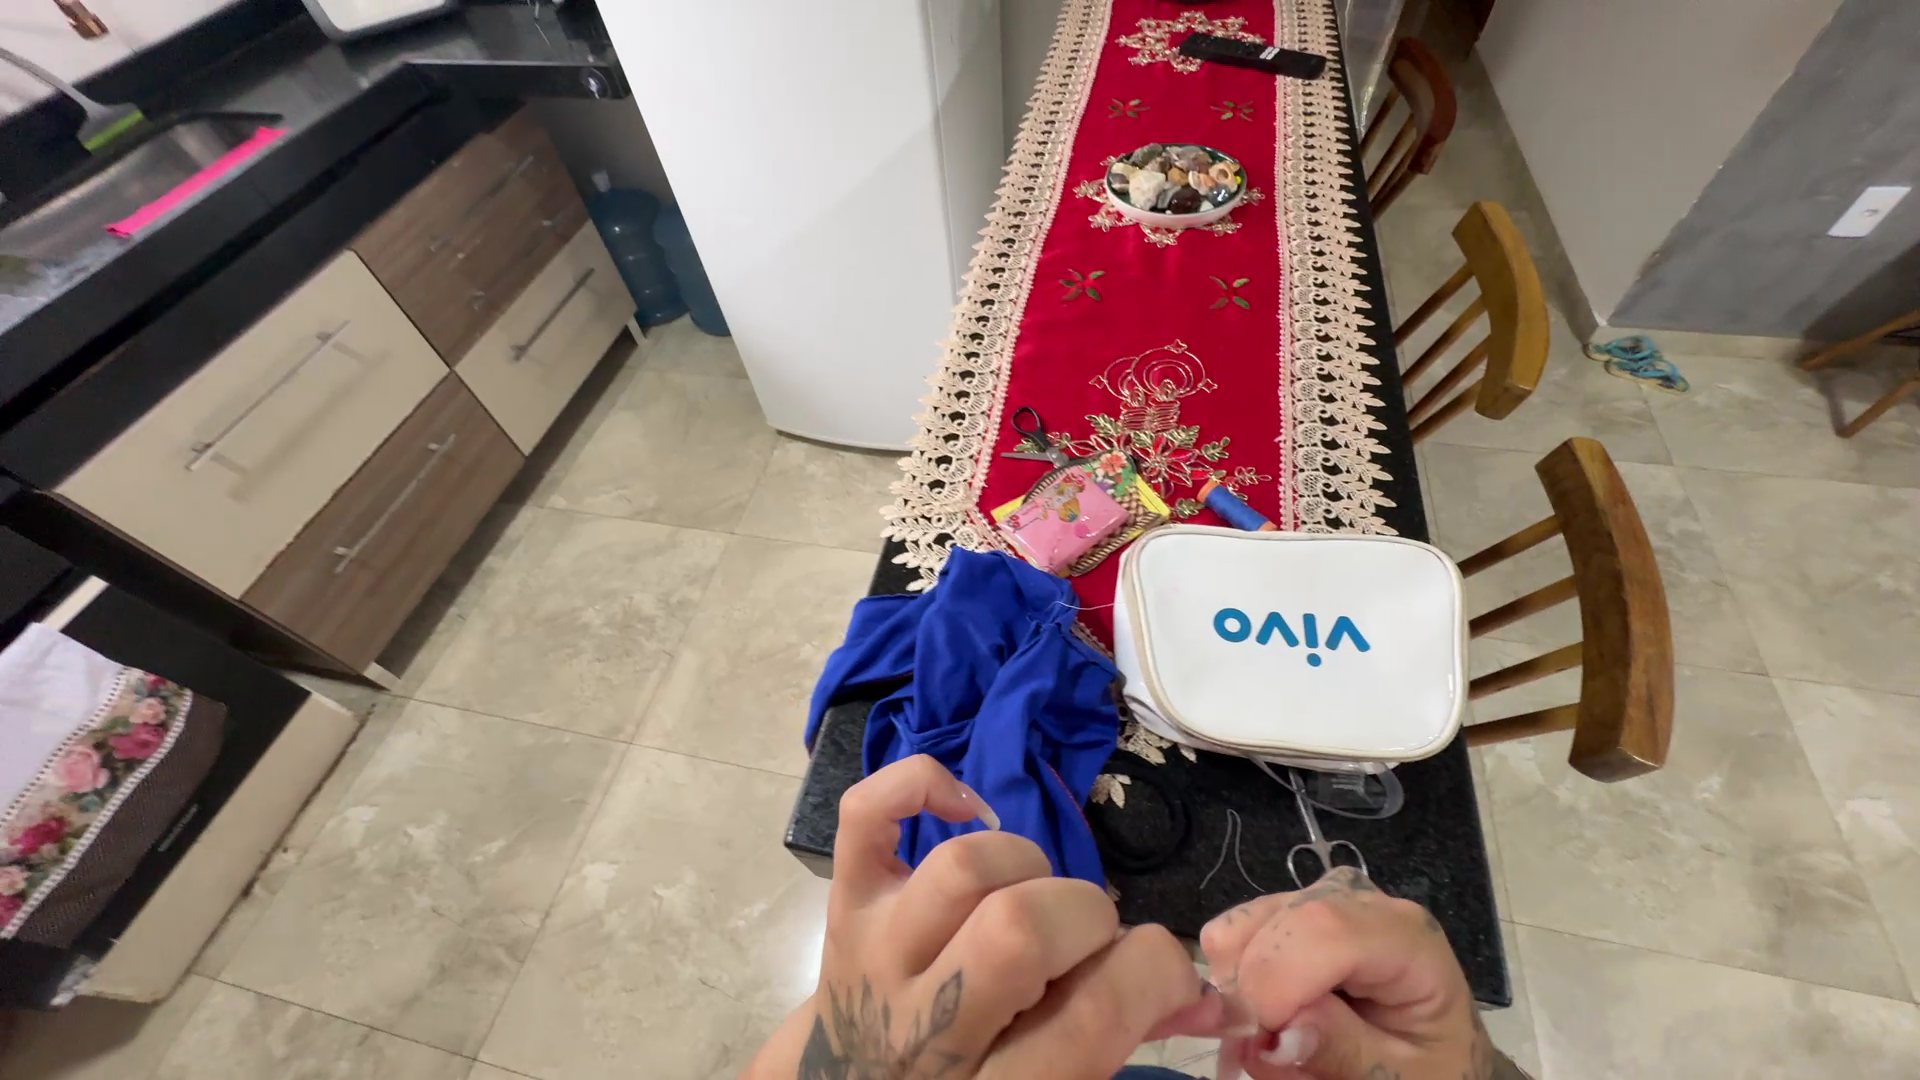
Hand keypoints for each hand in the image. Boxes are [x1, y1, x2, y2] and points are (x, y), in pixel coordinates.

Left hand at [744, 754, 1211, 1078]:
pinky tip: (962, 807)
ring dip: (1024, 861)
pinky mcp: (845, 901)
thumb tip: (1208, 993)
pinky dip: (917, 785)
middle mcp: (923, 1025)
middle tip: (1085, 932)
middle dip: (1084, 912)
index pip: (1091, 1018)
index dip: (1152, 971)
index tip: (1162, 962)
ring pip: (962, 867)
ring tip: (1030, 889)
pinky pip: (866, 816)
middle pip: (1019, 929)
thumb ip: (1125, 1034)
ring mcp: (874, 953)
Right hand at [1199, 868, 1493, 1079]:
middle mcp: (1353, 898)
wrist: (1438, 1055)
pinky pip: (1233, 933)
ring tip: (1276, 1039)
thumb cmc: (1432, 1067)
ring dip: (1241, 991)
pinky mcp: (1287, 907)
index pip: (1323, 928)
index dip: (1278, 979)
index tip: (1262, 1042)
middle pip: (1272, 923)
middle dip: (1252, 994)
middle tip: (1269, 1055)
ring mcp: (1313, 896)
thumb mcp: (1406, 1078)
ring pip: (1239, 927)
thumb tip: (1280, 1031)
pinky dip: (1236, 981)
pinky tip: (1273, 1013)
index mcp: (1404, 935)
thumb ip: (1346, 1052)